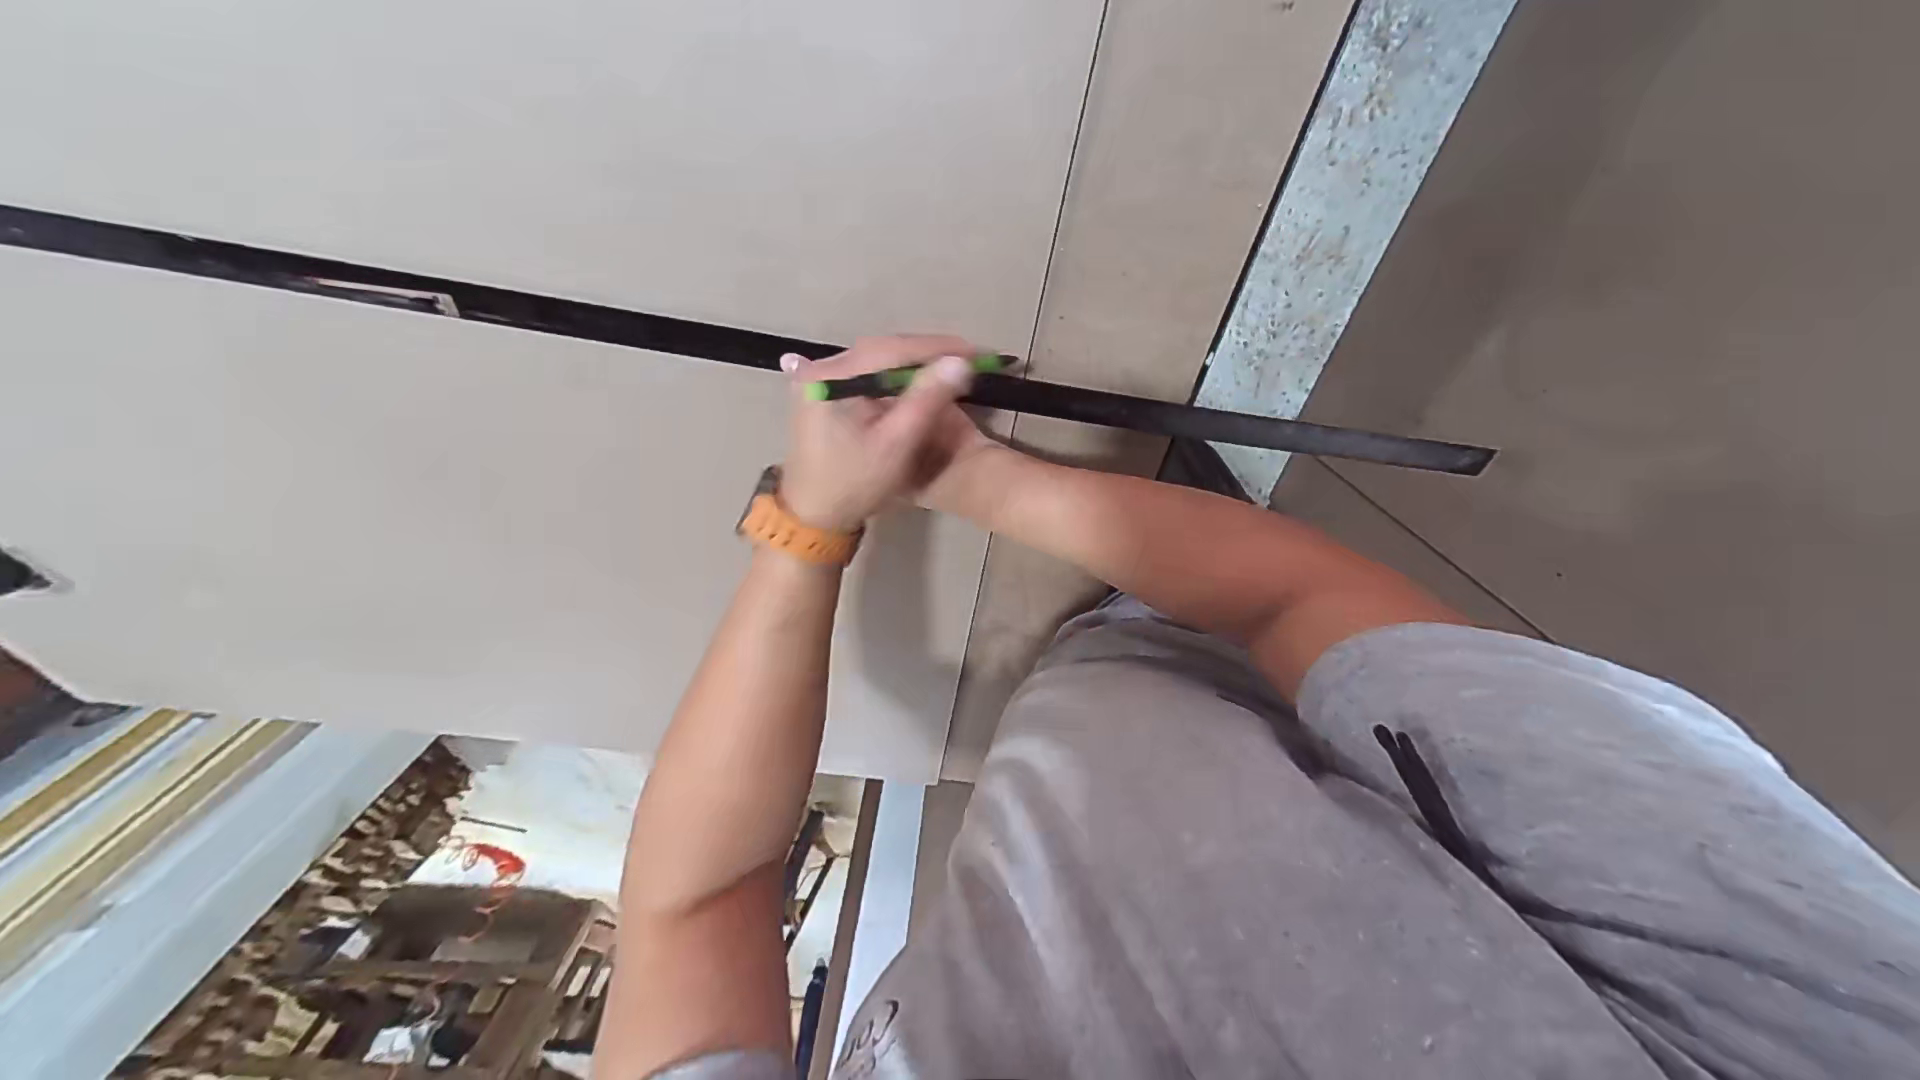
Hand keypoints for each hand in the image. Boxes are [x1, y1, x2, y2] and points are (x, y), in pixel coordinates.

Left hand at [777, 334, 989, 530]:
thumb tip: (960, 362)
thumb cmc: (855, 484)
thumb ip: (927, 400)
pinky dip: (894, 378)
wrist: (814, 515)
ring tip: (948, 370)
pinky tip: (917, 380)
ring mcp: (820, 380)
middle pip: (883, 350)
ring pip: (876, 361)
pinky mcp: (824, 393)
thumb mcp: (896, 444)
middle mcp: (821, 369)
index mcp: (832, 377)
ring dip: (912, 365)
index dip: (936, 348)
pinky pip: (866, 375)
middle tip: (967, 360)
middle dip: (926, 354)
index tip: (974, 353)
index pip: (892, 349)